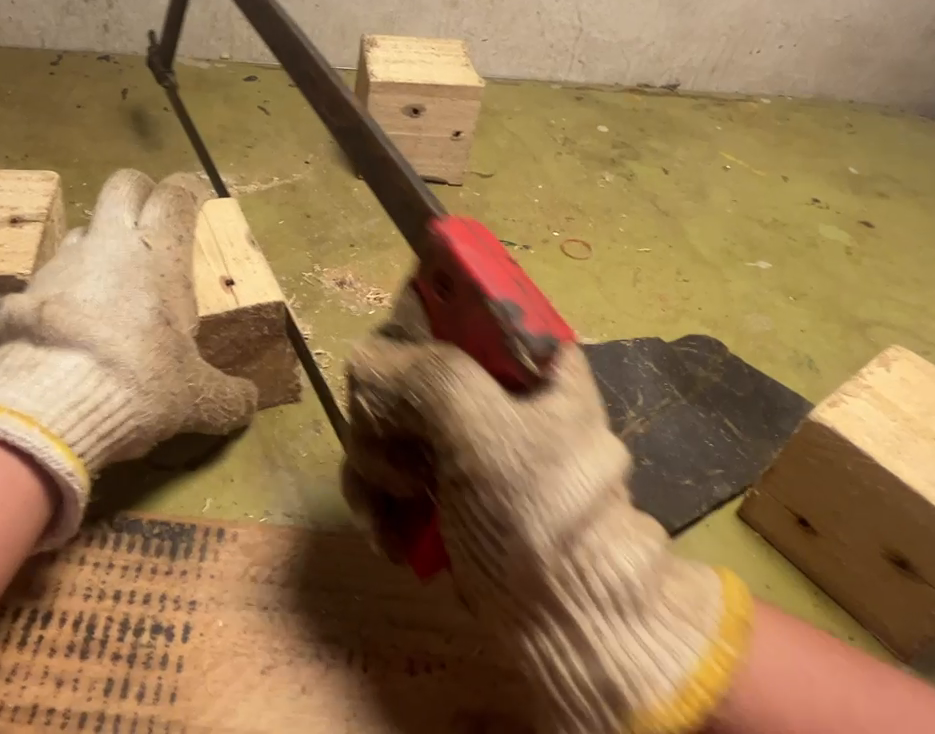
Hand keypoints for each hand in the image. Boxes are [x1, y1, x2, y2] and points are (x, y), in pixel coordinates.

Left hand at [0, 170, 258, 547]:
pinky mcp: (20, 293)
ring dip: (99, 246)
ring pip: (83, 230)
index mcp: (159, 255)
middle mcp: (108, 245)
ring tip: (109, 284)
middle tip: (151, 221)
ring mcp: (59, 264)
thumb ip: (227, 396)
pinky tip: (68, 330)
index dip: (189, 190)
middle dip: (139, 193)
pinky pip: (48, 279)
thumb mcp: (196, 399)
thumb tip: (249, 403)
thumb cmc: (138, 385)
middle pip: (123, 186)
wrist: (45, 407)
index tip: (197, 198)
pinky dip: (62, 294)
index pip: (176, 195)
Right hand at [341, 292, 751, 733]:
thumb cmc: (541, 525)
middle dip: (385, 424)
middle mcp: (497, 384)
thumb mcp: (491, 440)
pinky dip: (380, 497)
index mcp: (529, 356)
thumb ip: (428, 376)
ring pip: (388, 415)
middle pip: (403, 366)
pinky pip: (390, 460)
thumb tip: (367, 359)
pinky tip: (393, 534)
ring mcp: (468, 433)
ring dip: (376, 469)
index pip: (451, 303)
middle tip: (404, 472)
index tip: (395, 383)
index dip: (411, 333)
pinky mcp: (445, 475)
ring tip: (397, 515)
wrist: (567, 632)